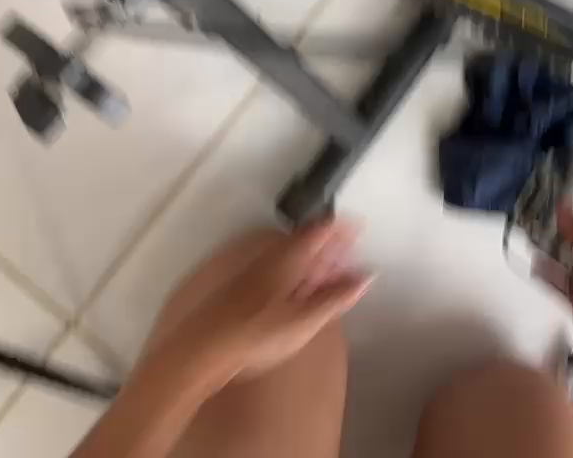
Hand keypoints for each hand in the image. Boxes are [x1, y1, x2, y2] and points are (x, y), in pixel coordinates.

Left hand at [154, 220, 373, 386]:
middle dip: (329, 242)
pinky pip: (280, 267)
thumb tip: (366, 275)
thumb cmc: (258, 332)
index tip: (357, 225)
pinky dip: (297, 270)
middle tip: (348, 246)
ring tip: (329, 267)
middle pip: (306, 240)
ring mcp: (256, 270)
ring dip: (313, 256)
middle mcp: (272, 256)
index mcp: (290, 257)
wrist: (206, 347)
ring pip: (292, 254)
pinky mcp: (245, 286)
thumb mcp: (306, 319)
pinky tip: (299, 287)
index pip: (320, 230)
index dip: (340, 227)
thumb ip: (337, 297)